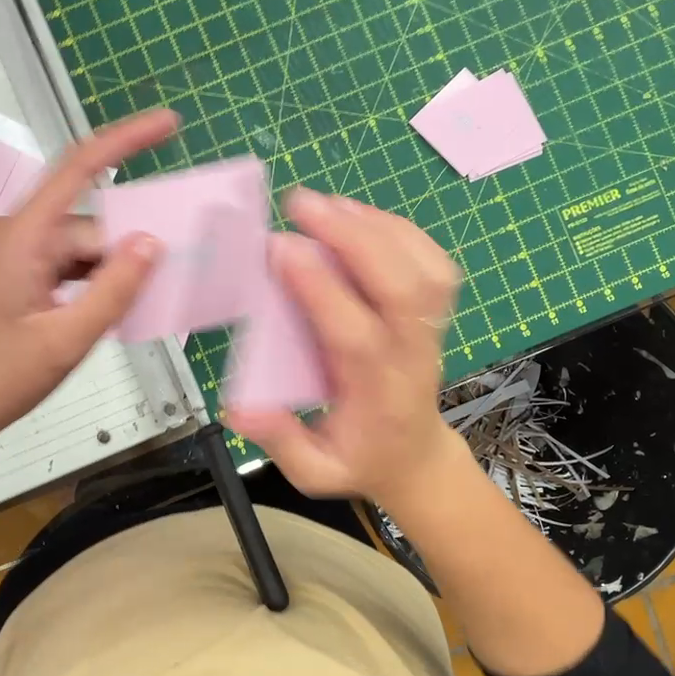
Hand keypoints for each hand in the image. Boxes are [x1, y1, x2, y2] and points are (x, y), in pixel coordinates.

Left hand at [0, 111, 174, 448]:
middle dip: (126, 248)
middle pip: (86, 224)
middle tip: (167, 280)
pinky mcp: (12, 276)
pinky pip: (64, 267)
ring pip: (79, 249)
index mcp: (20, 236)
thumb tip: (153, 242)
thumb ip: (114, 290)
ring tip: (142, 304)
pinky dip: (91, 283)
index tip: (169, 124)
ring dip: (109, 273)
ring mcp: (10, 255)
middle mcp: (13, 234)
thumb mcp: (66, 340)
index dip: (126, 140)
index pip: (78, 168)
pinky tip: (110, 310)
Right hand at [227, 187, 462, 513]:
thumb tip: (241, 409)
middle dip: (354, 237)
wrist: (416, 458)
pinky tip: (360, 216)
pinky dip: (399, 231)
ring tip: (329, 203)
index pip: (355, 334)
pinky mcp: (433, 314)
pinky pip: (432, 263)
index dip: (320, 288)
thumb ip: (281, 441)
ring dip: (378, 227)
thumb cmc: (359, 461)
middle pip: (402, 287)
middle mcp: (412, 355)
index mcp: (379, 394)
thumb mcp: (313, 472)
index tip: (279, 249)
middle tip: (303, 205)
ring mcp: (430, 331)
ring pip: (424, 269)